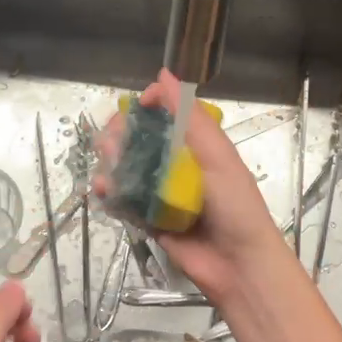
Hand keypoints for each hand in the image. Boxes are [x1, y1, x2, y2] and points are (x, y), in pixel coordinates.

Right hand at [95, 70, 289, 305]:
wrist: (239, 267)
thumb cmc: (235, 207)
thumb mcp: (217, 156)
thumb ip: (189, 116)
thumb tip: (164, 74)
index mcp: (197, 144)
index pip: (167, 112)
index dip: (149, 103)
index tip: (137, 105)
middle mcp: (177, 164)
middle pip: (140, 137)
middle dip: (121, 133)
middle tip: (112, 140)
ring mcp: (161, 192)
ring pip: (126, 166)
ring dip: (110, 161)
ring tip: (107, 166)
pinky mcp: (148, 218)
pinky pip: (123, 199)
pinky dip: (108, 192)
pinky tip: (102, 188)